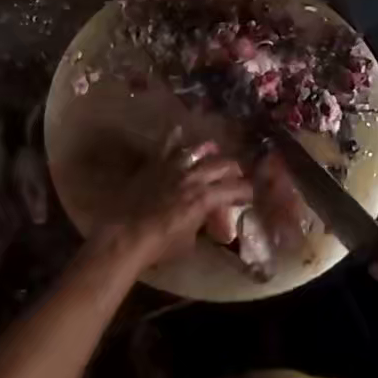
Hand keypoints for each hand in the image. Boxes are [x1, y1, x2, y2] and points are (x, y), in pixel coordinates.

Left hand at [96, 140, 252, 270]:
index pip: (237, 189)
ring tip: (215, 150)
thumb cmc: (161, 246)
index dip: (248, 191)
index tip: (253, 195)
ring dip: (209, 150)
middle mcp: (193, 177)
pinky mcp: (152, 167)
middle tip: (238, 176)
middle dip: (234, 170)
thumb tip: (205, 219)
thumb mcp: (190, 240)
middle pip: (222, 164)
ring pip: (197, 150)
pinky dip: (173, 138)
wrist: (125, 239)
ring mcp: (172, 169)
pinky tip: (178, 131)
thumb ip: (201, 223)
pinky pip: (164, 146)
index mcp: (206, 197)